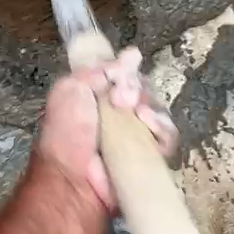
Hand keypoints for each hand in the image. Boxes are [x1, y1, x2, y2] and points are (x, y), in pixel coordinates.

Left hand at [31, 47, 178, 213]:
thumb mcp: (71, 89)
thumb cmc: (66, 133)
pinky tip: (147, 124)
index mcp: (99, 97)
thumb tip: (133, 56)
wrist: (72, 178)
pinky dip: (162, 127)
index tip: (123, 70)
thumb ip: (99, 70)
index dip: (128, 70)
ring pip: (158, 110)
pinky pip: (167, 136)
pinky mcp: (150, 156)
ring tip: (134, 112)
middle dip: (136, 87)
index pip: (126, 75)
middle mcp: (119, 114)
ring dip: (149, 106)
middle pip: (144, 89)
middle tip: (121, 97)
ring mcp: (136, 136)